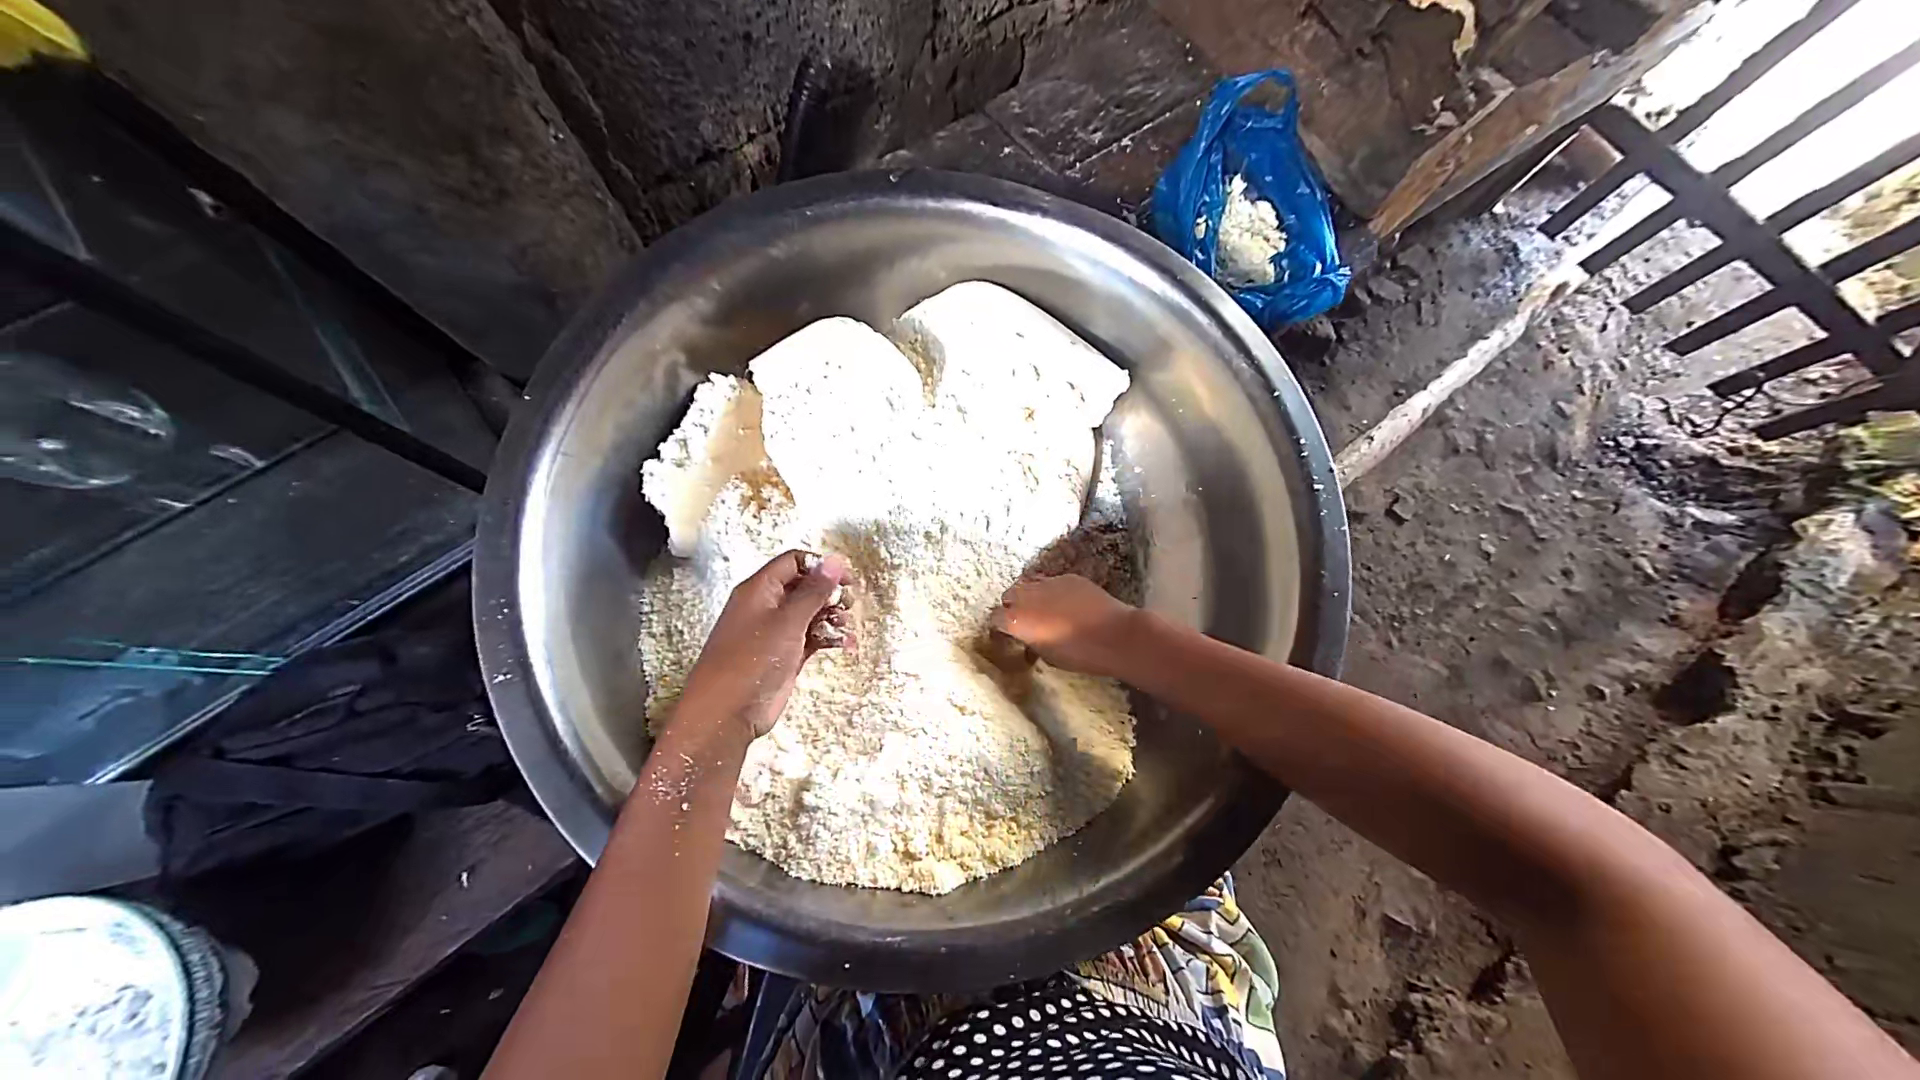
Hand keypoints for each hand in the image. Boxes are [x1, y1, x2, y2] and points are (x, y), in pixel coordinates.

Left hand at [676, 550, 851, 739]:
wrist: (727, 713)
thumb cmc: (749, 662)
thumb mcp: (788, 620)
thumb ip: (813, 591)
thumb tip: (833, 561)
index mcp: (759, 590)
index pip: (793, 562)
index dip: (820, 565)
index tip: (844, 578)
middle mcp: (765, 608)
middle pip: (803, 587)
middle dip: (829, 593)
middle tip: (847, 603)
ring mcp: (774, 633)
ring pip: (810, 613)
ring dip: (831, 616)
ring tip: (844, 626)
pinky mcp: (784, 656)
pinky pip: (811, 638)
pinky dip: (828, 638)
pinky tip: (843, 644)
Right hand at [992, 573, 1137, 677]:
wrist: (1115, 635)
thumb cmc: (1080, 654)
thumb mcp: (1048, 655)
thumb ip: (1031, 642)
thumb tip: (1029, 639)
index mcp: (1017, 620)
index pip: (995, 618)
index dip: (999, 626)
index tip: (1006, 634)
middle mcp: (1027, 597)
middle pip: (1009, 596)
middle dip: (1012, 606)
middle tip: (1024, 620)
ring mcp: (1048, 583)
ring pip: (1028, 584)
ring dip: (1030, 596)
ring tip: (1042, 609)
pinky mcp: (1067, 577)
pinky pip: (1051, 582)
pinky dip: (1052, 591)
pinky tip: (1065, 604)